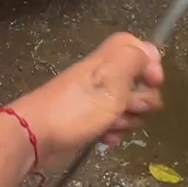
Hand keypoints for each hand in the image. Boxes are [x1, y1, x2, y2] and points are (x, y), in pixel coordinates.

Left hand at [5, 32, 162, 174]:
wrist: (34, 138)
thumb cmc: (76, 109)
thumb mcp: (111, 78)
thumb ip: (133, 58)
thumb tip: (149, 50)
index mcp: (106, 62)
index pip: (135, 48)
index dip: (150, 62)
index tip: (153, 81)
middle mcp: (99, 78)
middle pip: (137, 82)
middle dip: (141, 99)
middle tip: (128, 107)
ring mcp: (91, 102)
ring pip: (126, 107)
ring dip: (127, 119)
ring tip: (112, 125)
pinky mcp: (85, 123)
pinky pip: (111, 125)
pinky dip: (112, 132)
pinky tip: (105, 138)